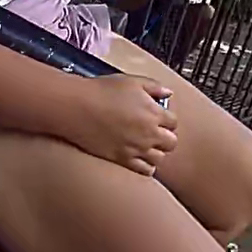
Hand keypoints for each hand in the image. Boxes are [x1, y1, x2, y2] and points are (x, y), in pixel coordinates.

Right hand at [61, 74, 178, 174]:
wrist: (78, 107)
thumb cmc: (102, 91)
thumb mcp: (131, 81)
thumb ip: (154, 87)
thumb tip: (167, 93)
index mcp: (153, 113)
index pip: (173, 122)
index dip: (167, 120)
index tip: (159, 118)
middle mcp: (149, 133)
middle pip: (171, 143)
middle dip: (165, 137)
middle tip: (155, 133)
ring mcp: (136, 149)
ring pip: (159, 158)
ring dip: (156, 152)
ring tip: (146, 146)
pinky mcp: (123, 159)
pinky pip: (144, 170)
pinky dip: (146, 166)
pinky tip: (139, 158)